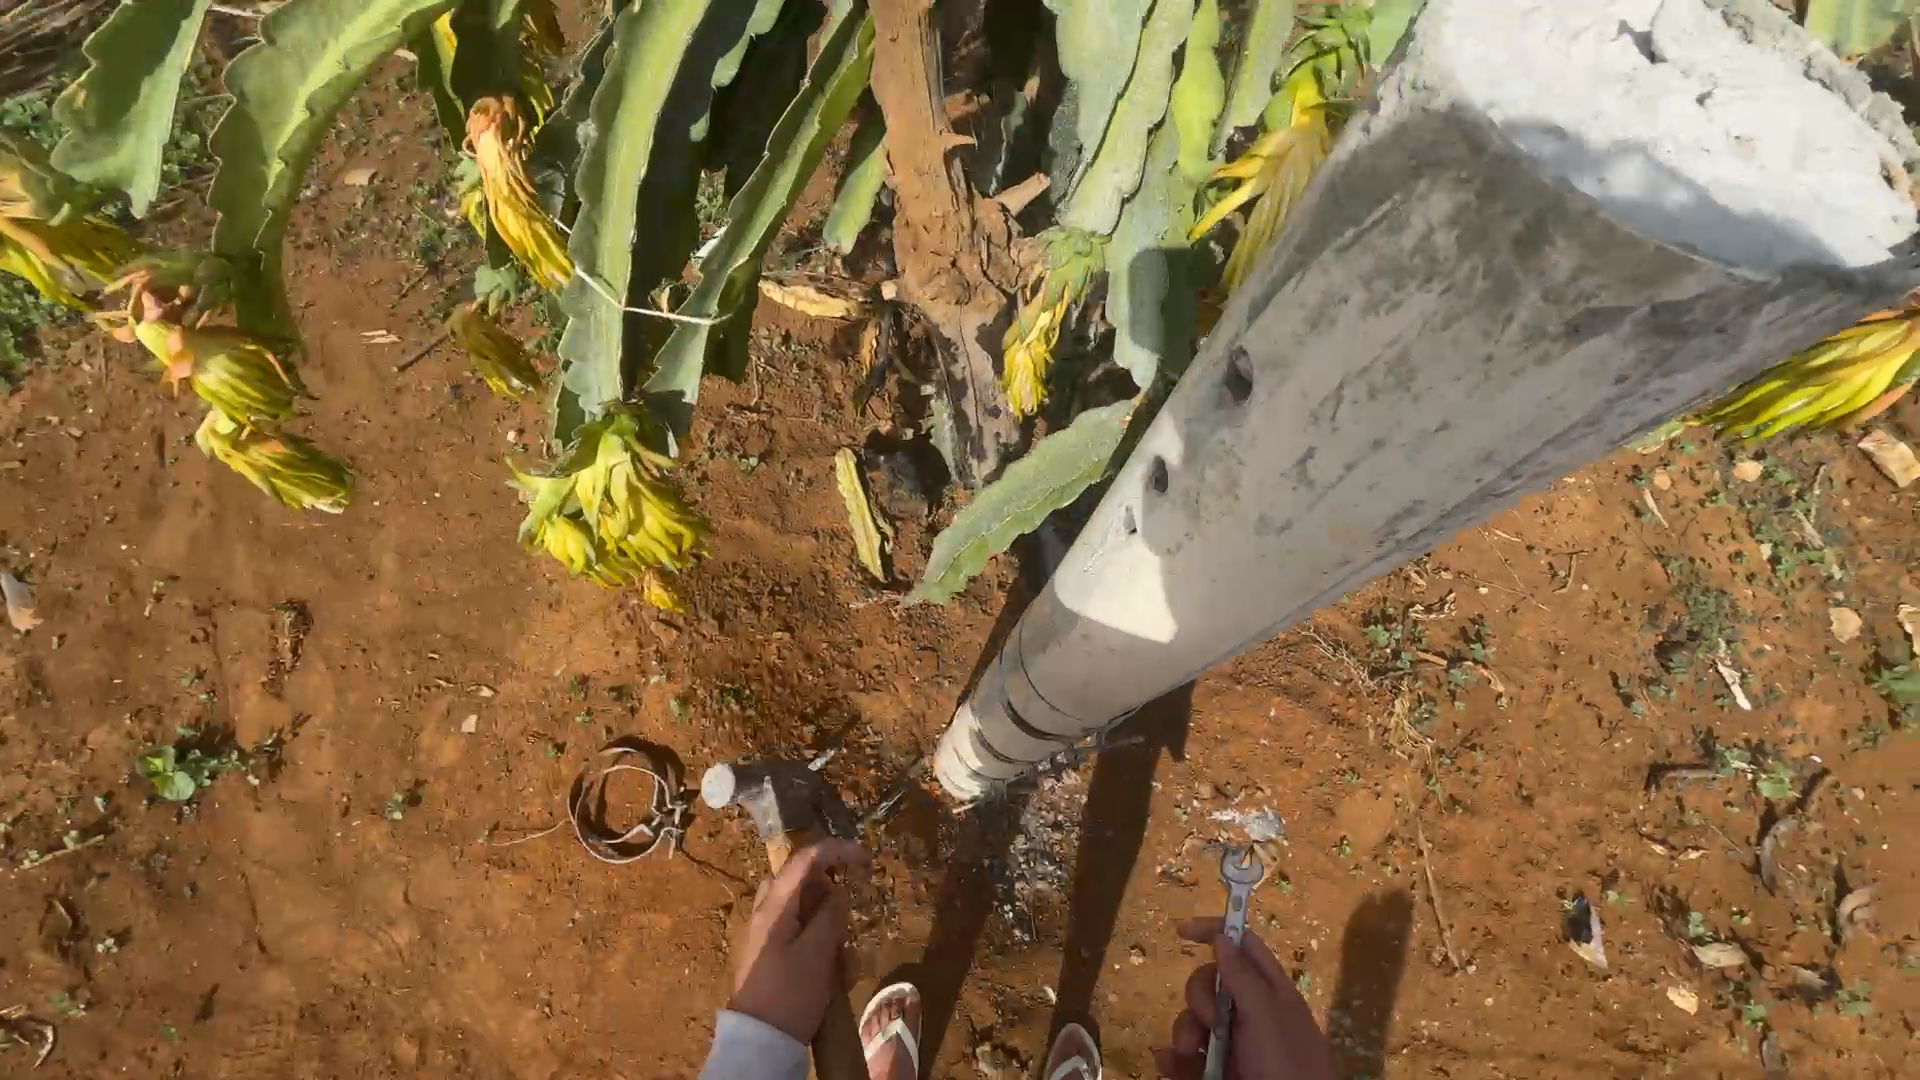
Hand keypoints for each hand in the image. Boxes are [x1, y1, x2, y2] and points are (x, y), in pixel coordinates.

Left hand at [728, 839, 868, 1041]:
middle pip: (808, 885)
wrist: (759, 1046)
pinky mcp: (774, 955)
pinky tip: (834, 979)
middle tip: (848, 923)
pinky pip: (804, 937)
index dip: (837, 849)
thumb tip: (839, 891)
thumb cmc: (789, 993)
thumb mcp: (817, 952)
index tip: (865, 858)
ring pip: (809, 913)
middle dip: (834, 901)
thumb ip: (831, 914)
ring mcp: (769, 934)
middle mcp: (768, 912)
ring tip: (842, 966)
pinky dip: (823, 950)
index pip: (806, 858)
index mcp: (775, 905)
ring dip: (831, 932)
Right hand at [1153, 918, 1332, 1079]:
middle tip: (1208, 1020)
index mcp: (1271, 993)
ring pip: (1195, 1019)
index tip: (1182, 932)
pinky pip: (1188, 1055)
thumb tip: (1221, 935)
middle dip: (1198, 997)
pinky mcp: (1218, 1071)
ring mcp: (1234, 1045)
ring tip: (1186, 1053)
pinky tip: (1167, 1063)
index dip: (1215, 931)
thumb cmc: (1286, 1068)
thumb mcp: (1266, 1017)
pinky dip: (1175, 1058)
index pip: (1243, 946)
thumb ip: (1243, 976)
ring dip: (1184, 1031)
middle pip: (1210, 982)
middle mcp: (1251, 1014)